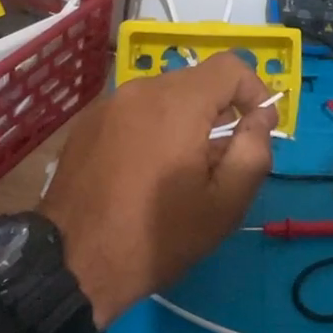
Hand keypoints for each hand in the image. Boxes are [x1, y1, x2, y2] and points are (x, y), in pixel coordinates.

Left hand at [40, 53, 276, 327]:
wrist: (72, 265)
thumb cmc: (157, 237)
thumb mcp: (224, 204)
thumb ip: (254, 150)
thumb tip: (260, 116)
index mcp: (177, 103)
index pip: (231, 66)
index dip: (255, 92)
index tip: (260, 129)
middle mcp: (140, 90)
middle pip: (197, 82)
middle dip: (220, 112)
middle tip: (221, 162)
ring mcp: (108, 105)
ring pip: (164, 97)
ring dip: (185, 122)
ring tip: (181, 171)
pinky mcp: (87, 124)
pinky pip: (135, 112)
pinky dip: (153, 129)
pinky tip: (145, 172)